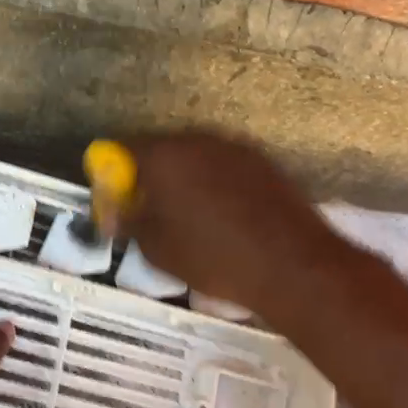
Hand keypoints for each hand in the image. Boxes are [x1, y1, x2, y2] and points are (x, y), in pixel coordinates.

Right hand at [125, 132, 353, 313]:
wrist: (296, 267)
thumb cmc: (215, 257)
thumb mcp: (156, 248)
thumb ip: (129, 221)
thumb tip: (117, 211)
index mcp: (162, 155)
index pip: (119, 152)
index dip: (112, 178)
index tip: (116, 205)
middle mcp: (196, 140)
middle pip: (158, 150)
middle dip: (148, 177)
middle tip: (148, 212)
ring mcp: (233, 147)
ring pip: (193, 158)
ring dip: (183, 180)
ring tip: (187, 217)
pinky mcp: (263, 161)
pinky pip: (222, 167)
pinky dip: (213, 184)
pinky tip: (221, 216)